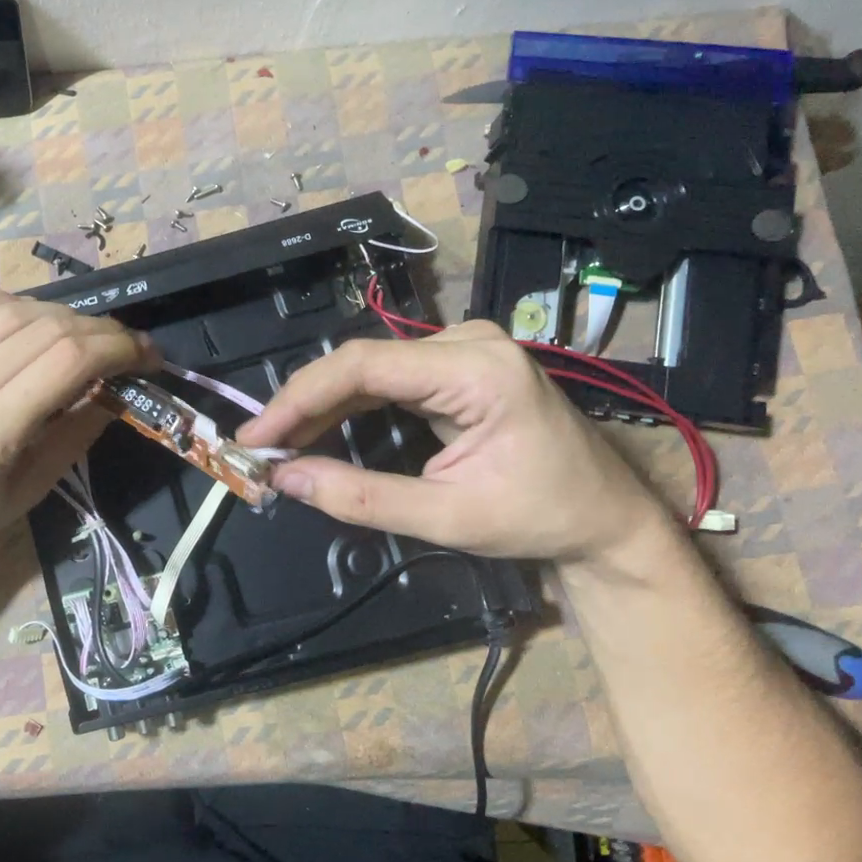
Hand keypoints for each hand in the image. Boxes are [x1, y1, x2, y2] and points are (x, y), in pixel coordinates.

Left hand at [0, 292, 156, 576]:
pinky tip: (27, 315)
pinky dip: (3, 303)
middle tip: (128, 348)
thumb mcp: (29, 491)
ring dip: (60, 315)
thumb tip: (116, 395)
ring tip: (85, 336)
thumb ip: (74, 436)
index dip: (120, 348)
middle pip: (48, 329)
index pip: (69, 359)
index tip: (149, 357)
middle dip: (101, 331)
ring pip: (11, 313)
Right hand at [236, 321, 669, 562]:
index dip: (298, 397)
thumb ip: (360, 497)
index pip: (363, 366)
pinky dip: (345, 407)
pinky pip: (384, 379)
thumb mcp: (447, 517)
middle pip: (360, 363)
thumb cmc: (539, 517)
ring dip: (318, 407)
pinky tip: (315, 431)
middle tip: (257, 448)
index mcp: (478, 370)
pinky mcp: (456, 367)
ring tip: (277, 444)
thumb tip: (283, 477)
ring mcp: (463, 350)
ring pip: (366, 369)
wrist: (606, 518)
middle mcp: (467, 343)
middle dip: (302, 405)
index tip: (255, 437)